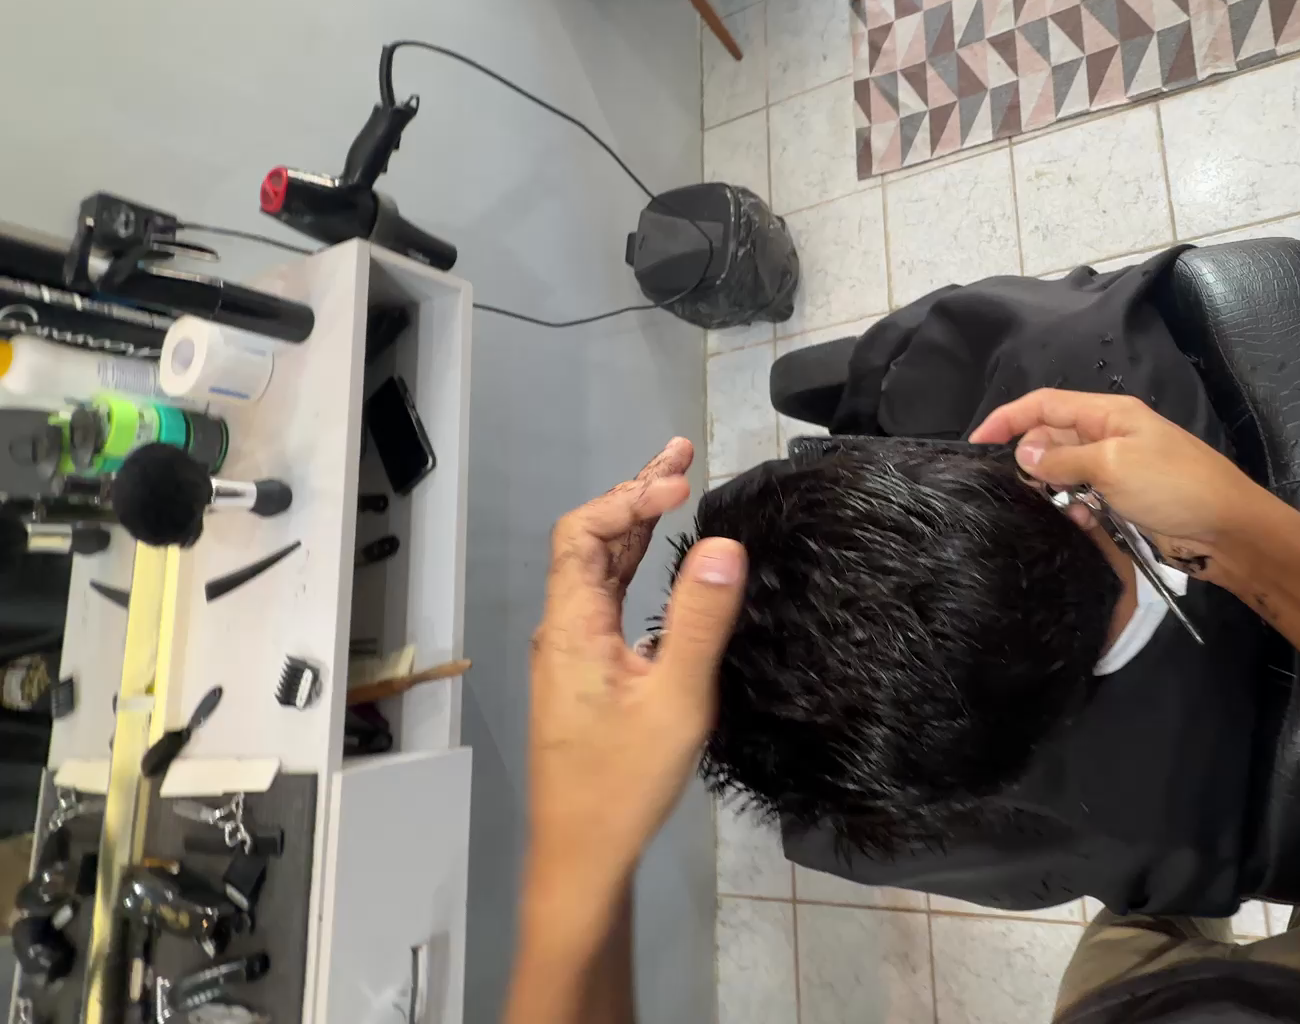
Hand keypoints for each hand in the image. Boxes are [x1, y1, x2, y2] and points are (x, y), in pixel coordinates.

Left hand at [526, 437, 745, 895]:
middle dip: (635, 492)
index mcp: (574, 625)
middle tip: (683, 455)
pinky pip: (611, 594)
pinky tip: (662, 554)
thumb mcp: (676, 700)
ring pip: (600, 566)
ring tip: (678, 484)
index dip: (630, 498)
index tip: (684, 485)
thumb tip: (722, 545)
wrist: (585, 853)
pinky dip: (637, 559)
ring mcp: (577, 647)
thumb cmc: (624, 781)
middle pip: (589, 539)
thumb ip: (699, 621)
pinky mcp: (593, 666)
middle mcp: (567, 626)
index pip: (584, 533)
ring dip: (636, 522)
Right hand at [971, 389, 1275, 576]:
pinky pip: (1084, 497)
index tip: (977, 441)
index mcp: (1108, 414)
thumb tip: (1023, 452)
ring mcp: (1116, 468)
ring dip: (1054, 487)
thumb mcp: (1112, 465)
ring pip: (1065, 470)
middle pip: (1052, 436)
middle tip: (1019, 486)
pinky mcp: (1123, 499)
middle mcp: (1108, 436)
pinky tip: (1080, 522)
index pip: (1045, 403)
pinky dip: (1075, 507)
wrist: (1227, 530)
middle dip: (1032, 458)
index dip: (1009, 417)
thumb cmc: (1173, 485)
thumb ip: (1064, 457)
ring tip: (1054, 508)